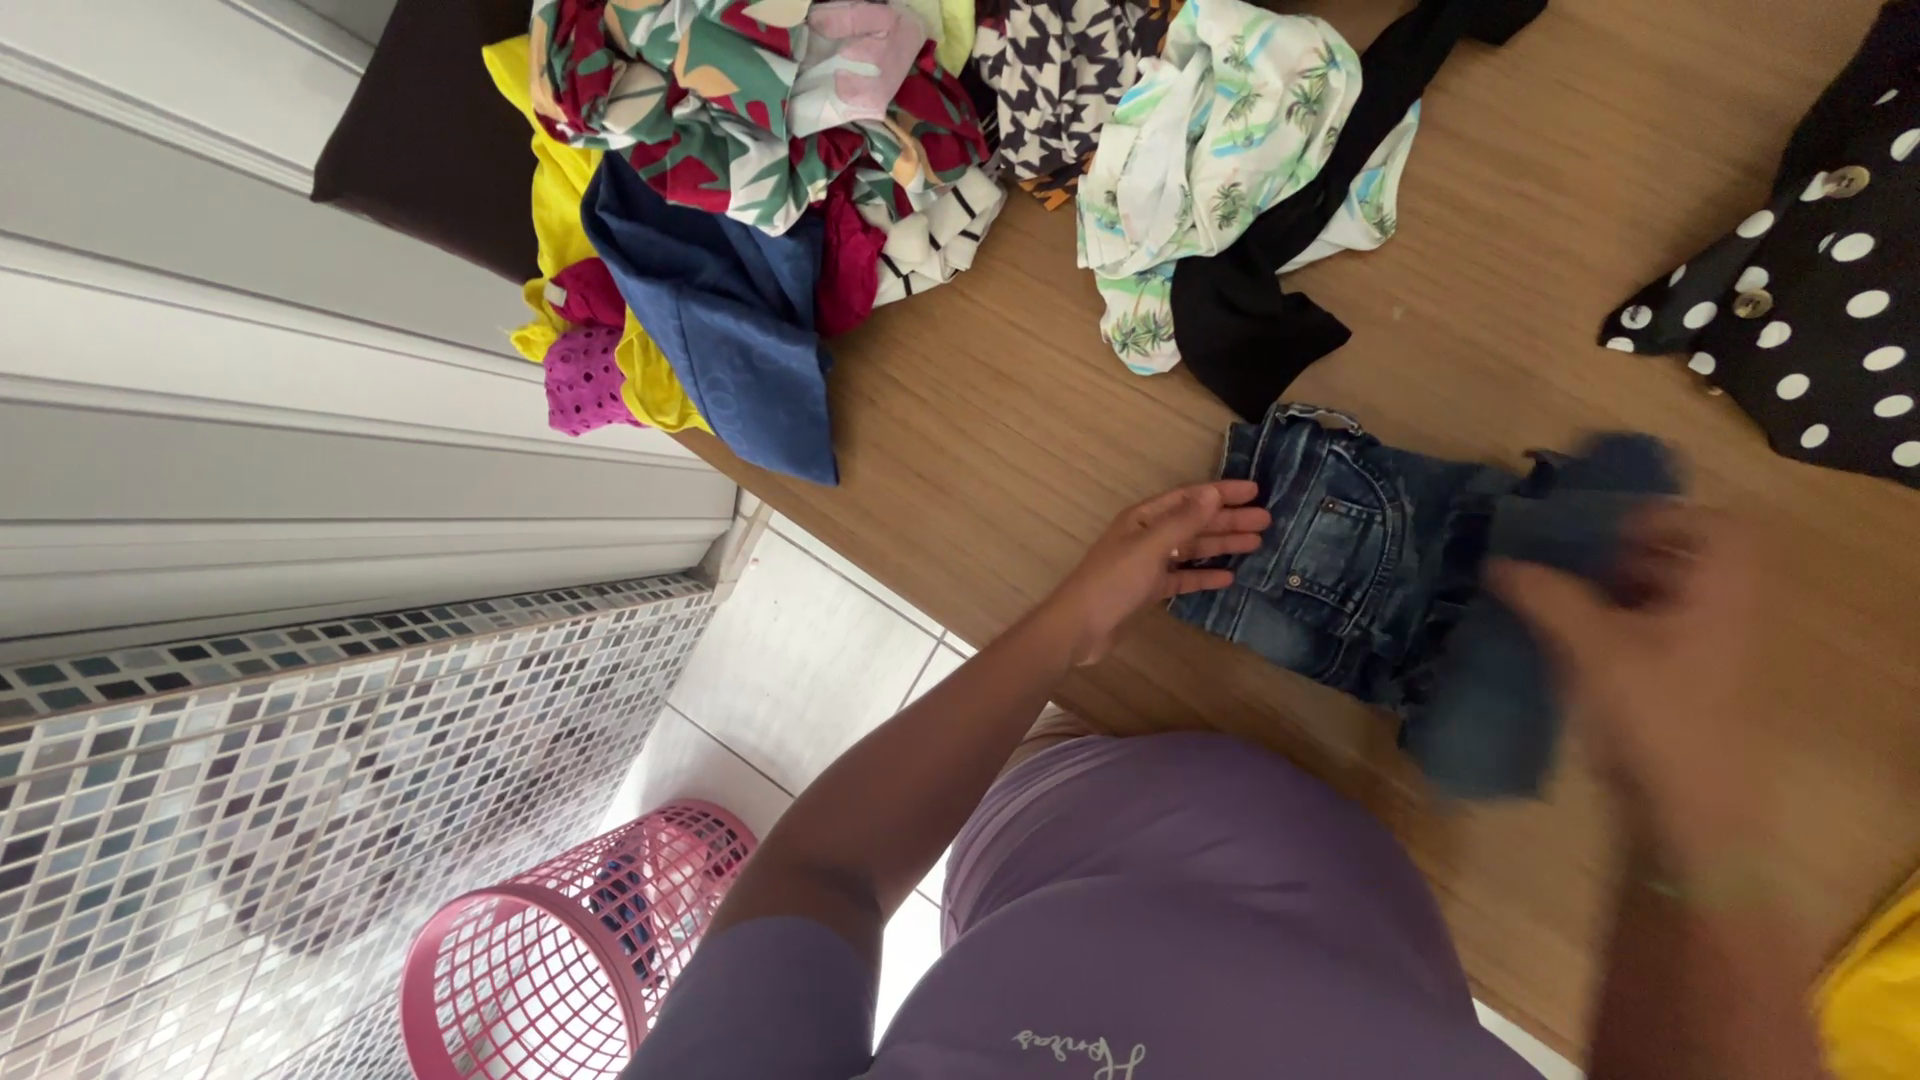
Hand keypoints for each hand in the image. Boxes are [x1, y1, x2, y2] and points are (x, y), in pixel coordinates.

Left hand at [1040, 480, 1269, 665]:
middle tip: (1266, 520)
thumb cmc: (1113, 581)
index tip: (1254, 492)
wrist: (1080, 626)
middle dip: (1227, 520)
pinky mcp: (1147, 591)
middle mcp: (1145, 536)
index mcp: (1142, 518)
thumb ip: (1182, 521)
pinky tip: (1228, 577)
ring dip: (1221, 545)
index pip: (1187, 498)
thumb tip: (1212, 493)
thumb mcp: (1150, 546)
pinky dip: (1203, 576)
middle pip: (1192, 523)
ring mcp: (1146, 565)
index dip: (1219, 493)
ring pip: (1190, 550)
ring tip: (1256, 543)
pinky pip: (1181, 578)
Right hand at [1487, 504, 1769, 869]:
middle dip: (1611, 550)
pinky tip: (1552, 628)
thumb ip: (1543, 595)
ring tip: (1541, 590)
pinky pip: (1637, 626)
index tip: (1592, 531)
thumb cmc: (1653, 715)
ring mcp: (1699, 647)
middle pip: (1677, 556)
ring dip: (1598, 584)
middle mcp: (1720, 613)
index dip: (1656, 517)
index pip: (1712, 527)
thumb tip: (1494, 561)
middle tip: (1554, 556)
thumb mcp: (1592, 647)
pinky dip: (1598, 617)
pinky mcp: (1673, 676)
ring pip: (1653, 592)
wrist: (1685, 807)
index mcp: (1721, 596)